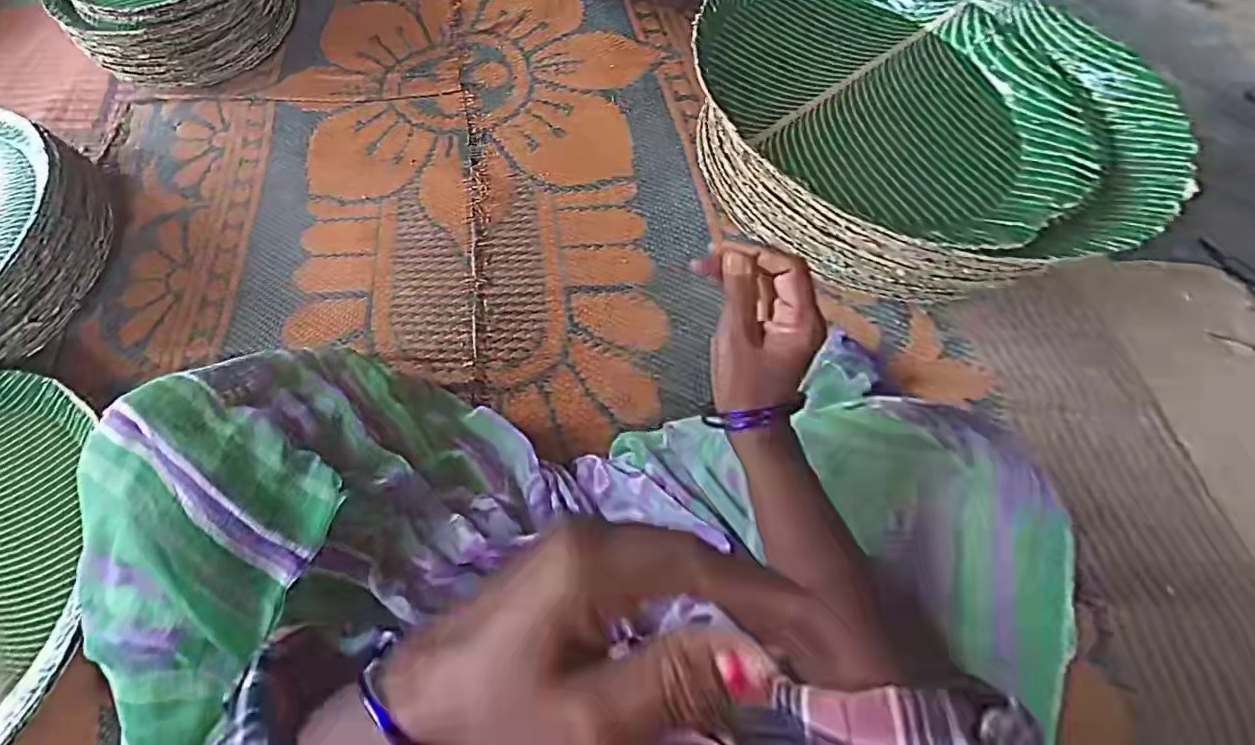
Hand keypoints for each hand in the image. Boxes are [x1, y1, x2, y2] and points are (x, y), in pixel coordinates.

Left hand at [375, 522, 775, 744]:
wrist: (422, 704)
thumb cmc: (501, 717)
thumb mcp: (593, 720)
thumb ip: (675, 680)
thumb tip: (757, 654)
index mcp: (591, 560)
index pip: (699, 563)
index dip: (768, 594)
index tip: (831, 629)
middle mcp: (582, 535)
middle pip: (684, 552)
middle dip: (749, 591)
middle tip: (813, 639)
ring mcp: (569, 545)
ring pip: (662, 558)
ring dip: (717, 591)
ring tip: (772, 634)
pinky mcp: (562, 564)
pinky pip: (637, 569)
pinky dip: (680, 593)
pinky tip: (702, 624)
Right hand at [695, 241, 826, 412]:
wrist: (751, 421)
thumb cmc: (743, 383)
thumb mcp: (736, 335)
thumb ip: (738, 292)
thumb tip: (735, 254)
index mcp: (803, 319)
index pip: (790, 268)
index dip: (758, 253)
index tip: (723, 250)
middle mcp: (803, 316)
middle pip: (780, 272)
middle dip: (745, 258)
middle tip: (708, 256)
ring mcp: (790, 322)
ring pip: (767, 282)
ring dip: (738, 270)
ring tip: (703, 265)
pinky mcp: (775, 327)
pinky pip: (760, 297)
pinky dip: (739, 286)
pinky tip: (715, 280)